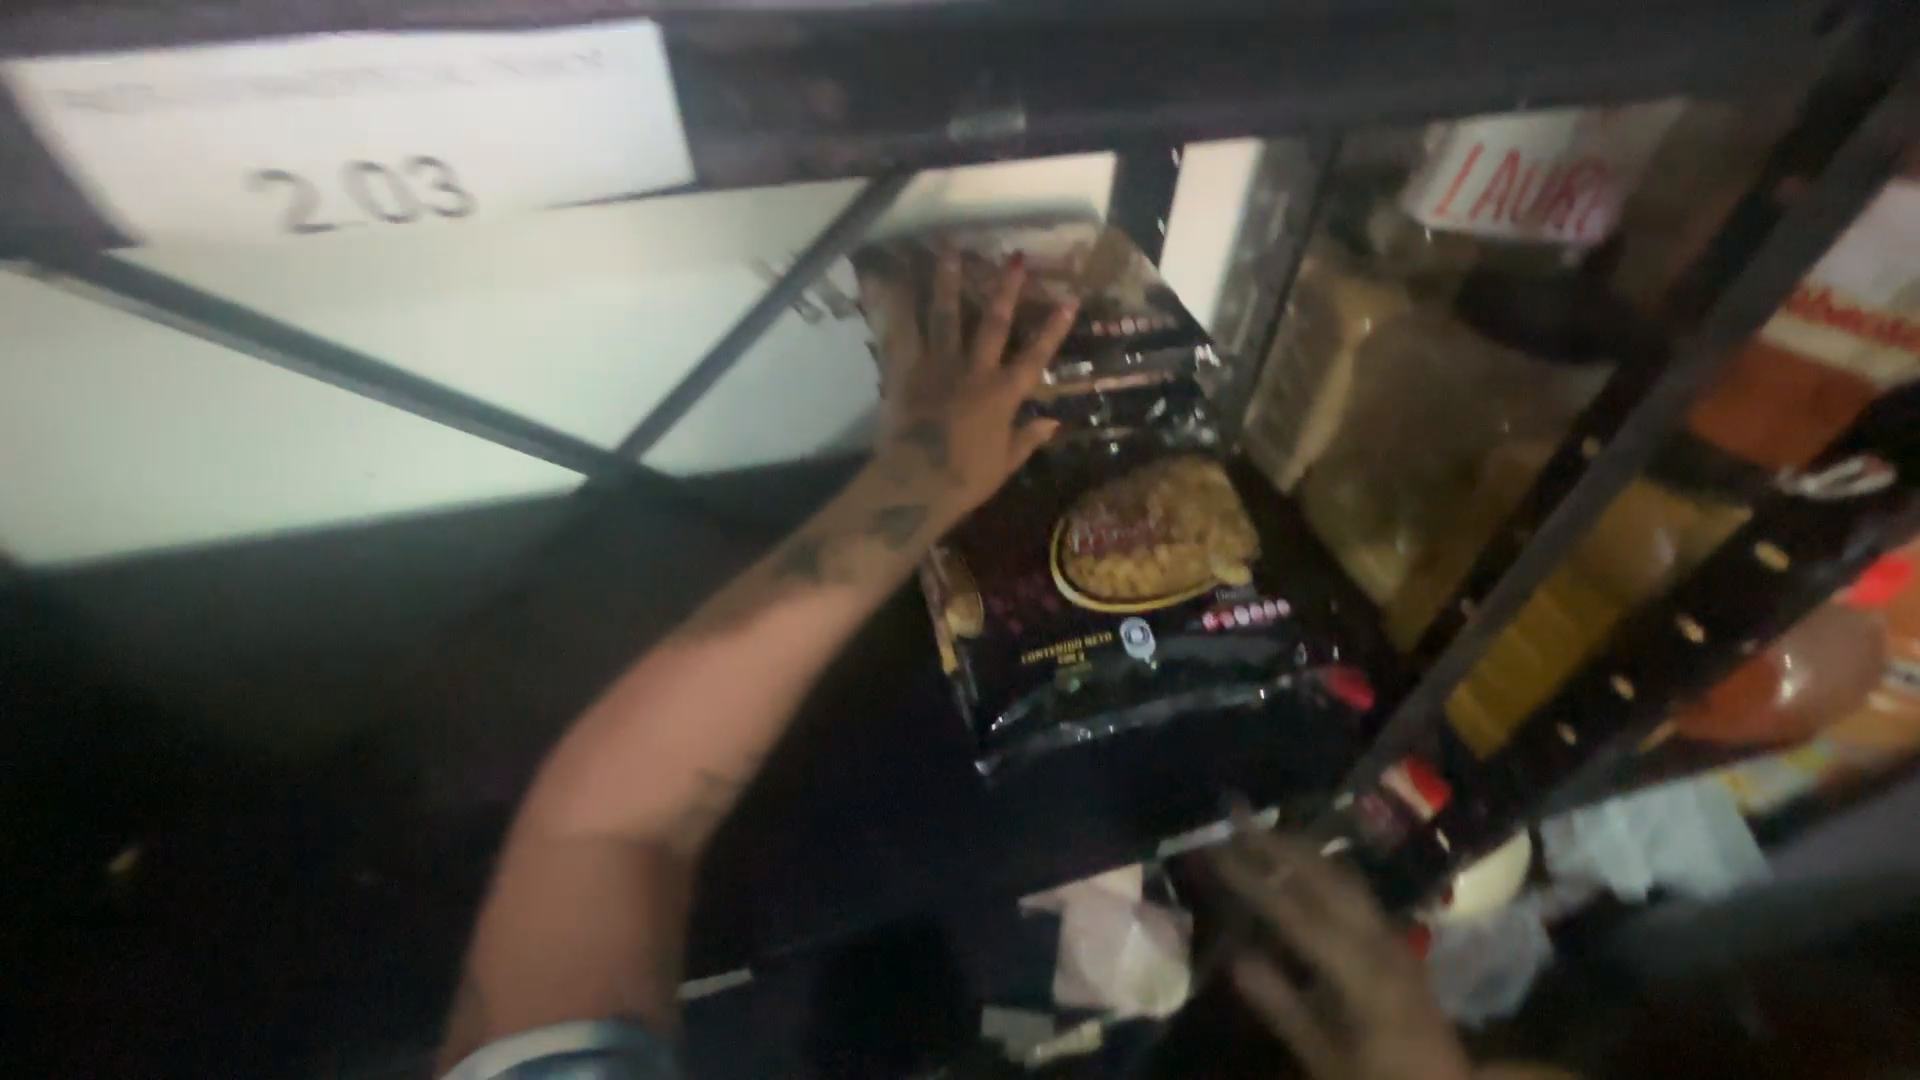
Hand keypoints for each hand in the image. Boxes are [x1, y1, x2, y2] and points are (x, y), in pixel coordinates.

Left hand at [863, 251, 1076, 516]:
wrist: (916, 482)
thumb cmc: (965, 480)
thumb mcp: (1004, 464)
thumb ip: (1027, 439)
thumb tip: (1053, 422)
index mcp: (1003, 395)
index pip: (1035, 357)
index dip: (1053, 328)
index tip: (1069, 299)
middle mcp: (974, 372)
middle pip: (992, 324)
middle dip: (1006, 289)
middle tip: (1013, 257)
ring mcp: (938, 368)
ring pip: (946, 317)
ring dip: (949, 282)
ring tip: (950, 250)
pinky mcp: (907, 373)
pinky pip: (904, 336)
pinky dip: (899, 311)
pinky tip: (895, 284)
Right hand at [1210, 823, 1471, 1079]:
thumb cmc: (1380, 1079)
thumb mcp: (1325, 1058)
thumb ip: (1282, 1006)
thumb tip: (1235, 958)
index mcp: (1360, 972)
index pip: (1295, 913)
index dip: (1252, 880)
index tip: (1215, 852)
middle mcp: (1378, 942)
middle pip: (1325, 877)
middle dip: (1278, 844)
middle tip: (1236, 818)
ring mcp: (1392, 937)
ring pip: (1343, 876)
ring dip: (1300, 849)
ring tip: (1262, 830)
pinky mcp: (1397, 942)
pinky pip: (1354, 889)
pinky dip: (1320, 866)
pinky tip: (1300, 864)